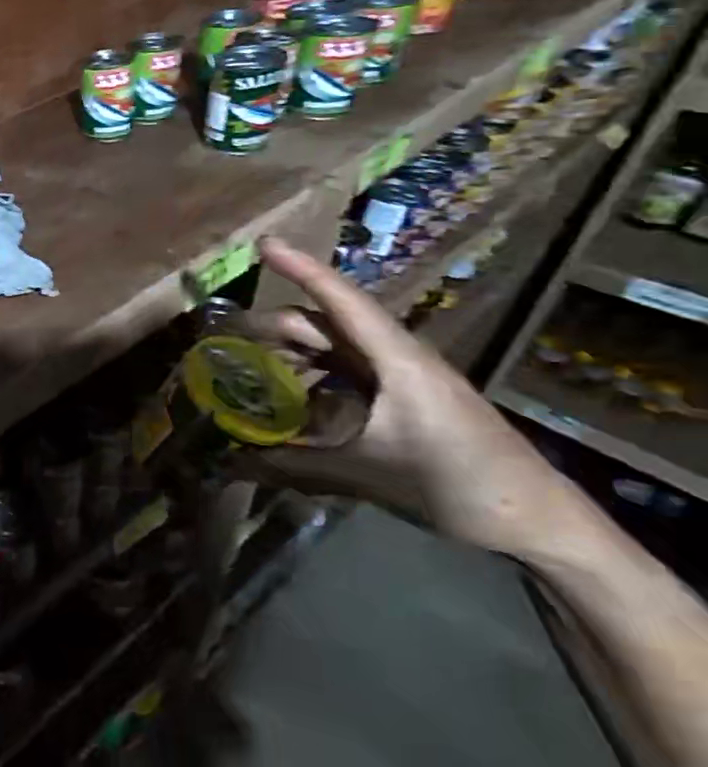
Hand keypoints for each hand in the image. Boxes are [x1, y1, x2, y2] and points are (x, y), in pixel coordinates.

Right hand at [240, 236, 568, 556]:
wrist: (538, 522)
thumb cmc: (458, 485)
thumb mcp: (366, 475)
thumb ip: (294, 464)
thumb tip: (231, 463)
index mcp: (398, 362)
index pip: (342, 303)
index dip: (303, 270)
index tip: (264, 244)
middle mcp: (400, 359)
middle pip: (326, 323)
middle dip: (274, 325)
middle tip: (227, 341)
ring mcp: (404, 377)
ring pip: (335, 345)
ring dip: (291, 349)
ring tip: (249, 366)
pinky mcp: (406, 396)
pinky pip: (347, 369)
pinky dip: (312, 371)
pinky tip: (290, 394)